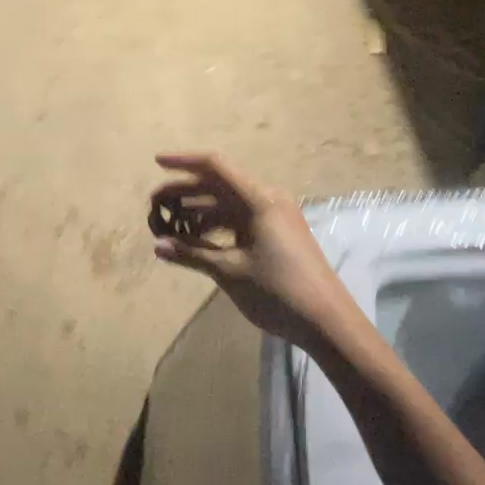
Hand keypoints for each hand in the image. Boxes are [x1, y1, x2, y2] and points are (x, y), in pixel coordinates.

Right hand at [149, 152, 355, 351]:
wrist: (329, 323)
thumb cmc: (279, 292)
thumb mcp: (230, 272)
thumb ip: (191, 254)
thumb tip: (158, 245)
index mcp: (259, 198)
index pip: (215, 166)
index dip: (183, 161)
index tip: (156, 162)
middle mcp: (267, 198)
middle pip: (218, 184)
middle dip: (184, 193)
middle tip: (155, 208)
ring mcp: (274, 216)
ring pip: (227, 203)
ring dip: (198, 211)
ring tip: (170, 226)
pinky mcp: (277, 233)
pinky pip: (238, 218)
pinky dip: (216, 225)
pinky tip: (195, 240)